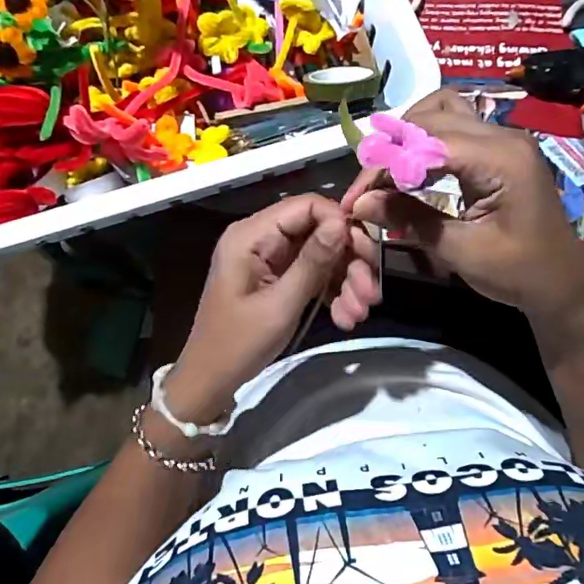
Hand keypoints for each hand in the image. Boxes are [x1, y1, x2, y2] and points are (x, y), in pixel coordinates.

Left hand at [164, 194, 380, 421]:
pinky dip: (333, 292)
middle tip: (371, 292)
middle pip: (319, 230)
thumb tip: (341, 223)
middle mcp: (262, 238)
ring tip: (359, 313)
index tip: (366, 254)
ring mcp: (271, 259)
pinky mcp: (280, 278)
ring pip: (322, 254)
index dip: (340, 223)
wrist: (212, 378)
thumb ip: (312, 262)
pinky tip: (346, 317)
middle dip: (349, 260)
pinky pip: (314, 273)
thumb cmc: (238, 342)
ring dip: (346, 281)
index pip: (307, 205)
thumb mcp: (280, 304)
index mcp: (251, 235)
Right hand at [341, 91, 583, 318]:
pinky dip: (426, 141)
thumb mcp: (461, 251)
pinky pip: (456, 129)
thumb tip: (362, 203)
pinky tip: (410, 167)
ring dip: (410, 134)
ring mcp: (504, 140)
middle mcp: (504, 136)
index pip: (427, 142)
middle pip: (434, 115)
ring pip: (445, 110)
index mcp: (501, 159)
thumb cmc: (518, 273)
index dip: (385, 164)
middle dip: (393, 146)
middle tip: (368, 185)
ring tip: (386, 169)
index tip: (357, 195)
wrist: (561, 284)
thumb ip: (412, 219)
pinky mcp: (500, 150)